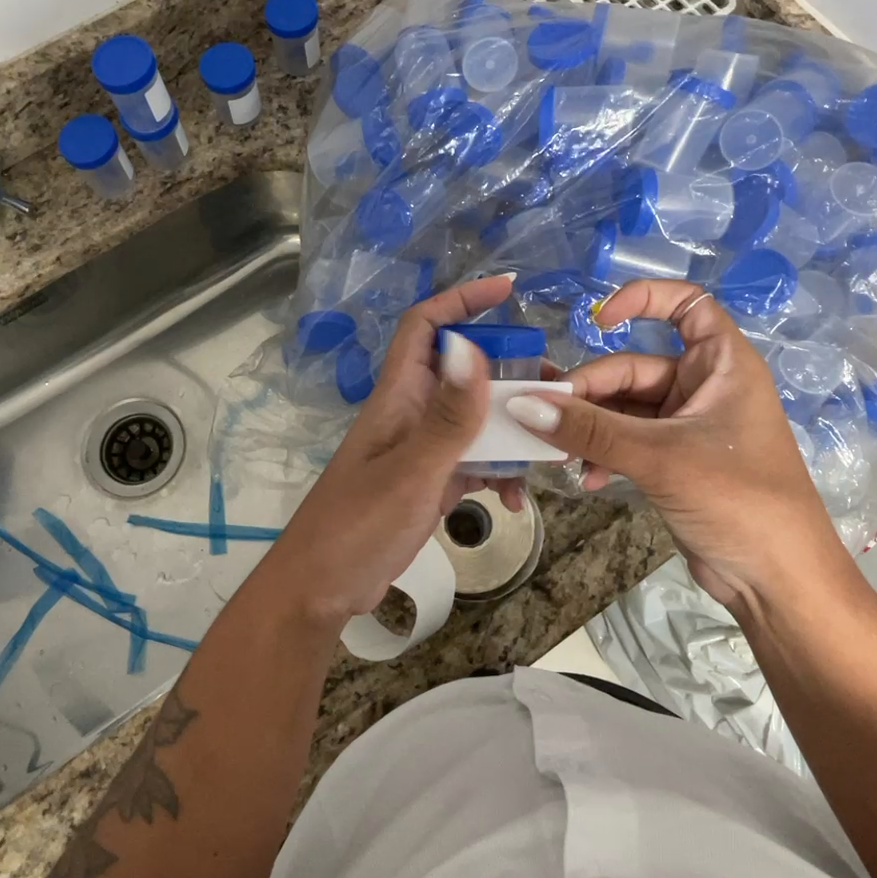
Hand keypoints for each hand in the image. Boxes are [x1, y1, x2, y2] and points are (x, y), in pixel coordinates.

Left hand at [264, 275, 521, 625]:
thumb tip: (472, 347)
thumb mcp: (410, 472)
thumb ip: (446, 416)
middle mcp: (411, 414)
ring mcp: (422, 451)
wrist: (321, 588)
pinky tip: (518, 500)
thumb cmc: (357, 526)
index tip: (509, 289)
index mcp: (398, 398)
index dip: (461, 301)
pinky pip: (475, 465)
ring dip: (512, 429)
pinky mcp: (430, 484)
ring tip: (552, 447)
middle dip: (510, 373)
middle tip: (555, 387)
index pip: (425, 328)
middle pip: (464, 373)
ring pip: (475, 421)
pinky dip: (500, 474)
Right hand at [503, 279, 847, 613]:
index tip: (598, 320)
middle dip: (589, 392)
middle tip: (544, 415)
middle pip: (633, 368)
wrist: (778, 581)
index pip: (687, 304)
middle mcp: (705, 387)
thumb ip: (589, 430)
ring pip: (623, 410)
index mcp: (722, 365)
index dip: (644, 299)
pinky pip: (626, 443)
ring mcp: (687, 427)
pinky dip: (602, 455)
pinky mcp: (673, 462)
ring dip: (589, 429)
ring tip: (557, 452)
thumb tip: (523, 404)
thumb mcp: (659, 457)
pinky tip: (586, 479)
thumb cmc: (738, 499)